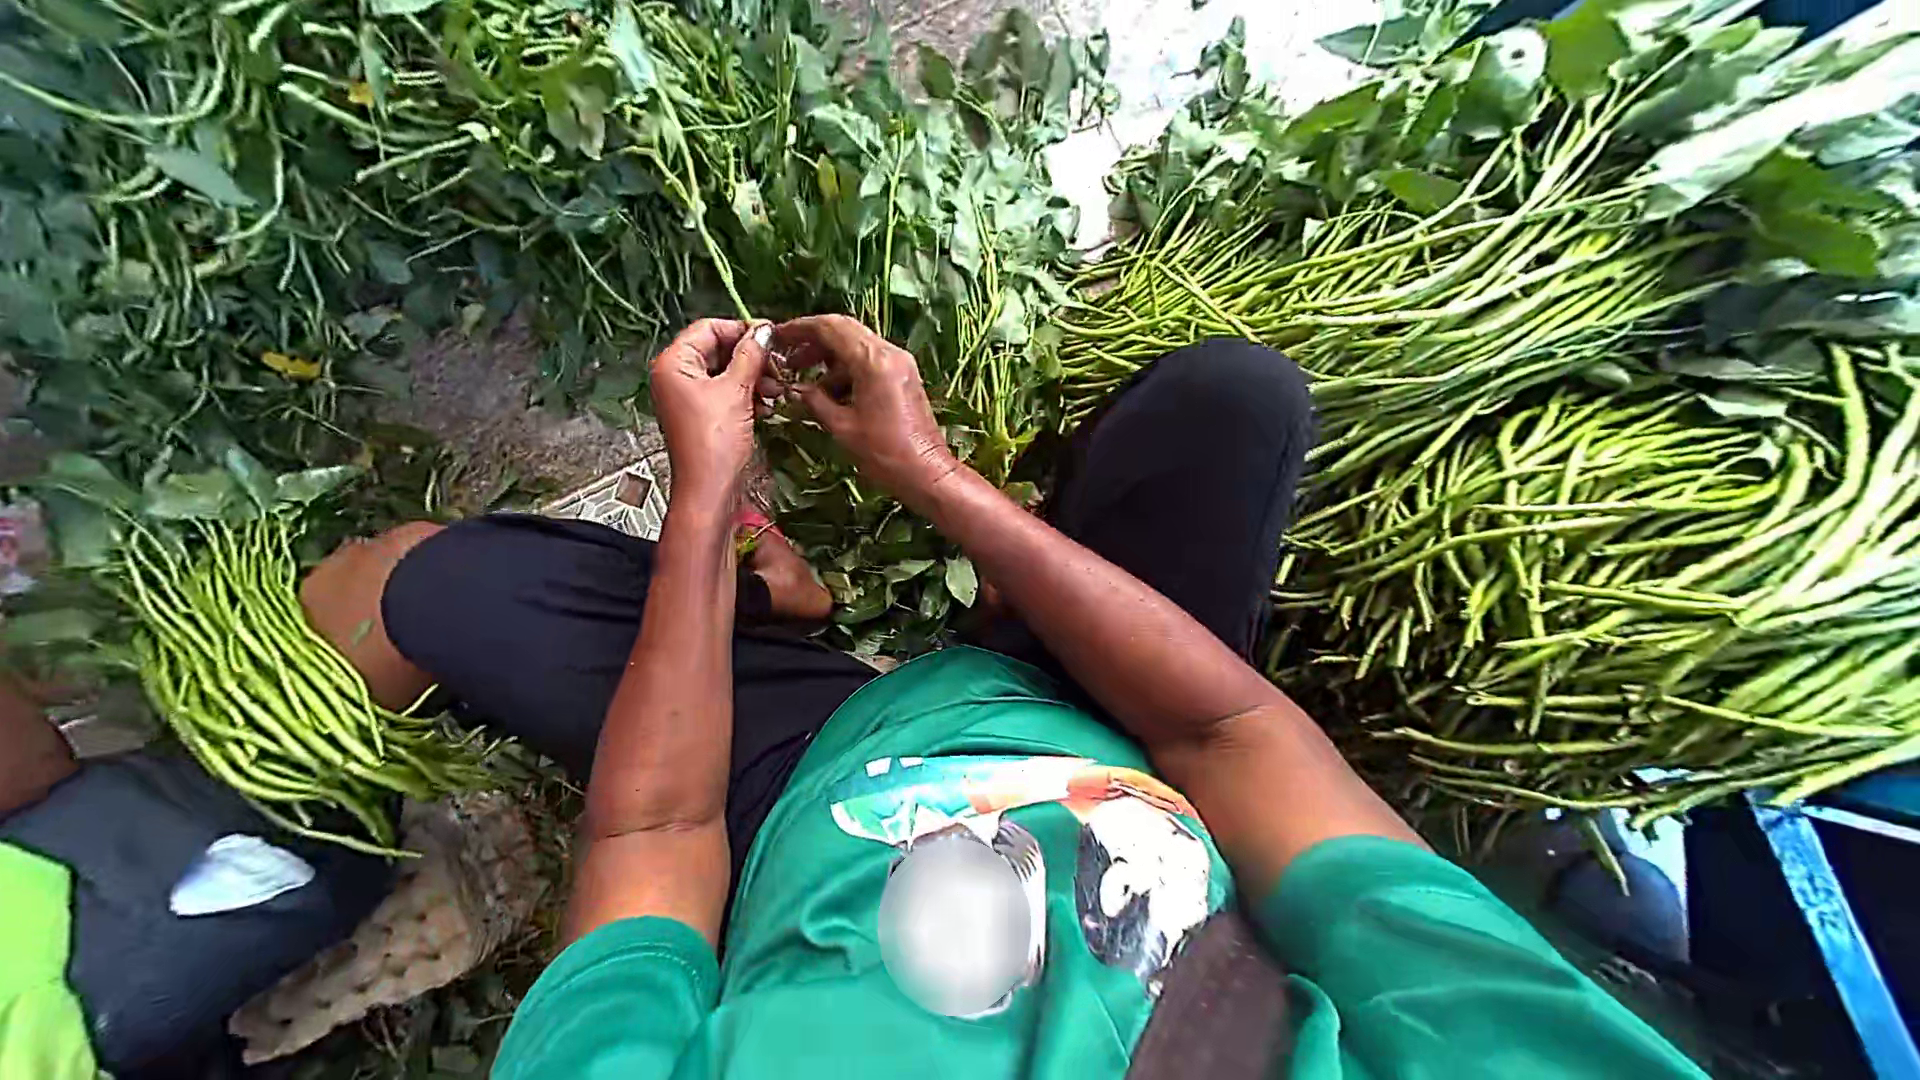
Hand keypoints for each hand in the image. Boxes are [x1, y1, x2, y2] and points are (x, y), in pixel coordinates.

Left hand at [649, 319, 772, 508]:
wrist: (710, 488)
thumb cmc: (713, 442)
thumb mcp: (736, 392)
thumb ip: (750, 357)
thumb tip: (764, 332)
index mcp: (674, 363)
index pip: (709, 329)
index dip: (742, 329)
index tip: (771, 334)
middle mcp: (677, 376)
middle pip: (719, 350)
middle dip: (751, 358)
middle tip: (778, 365)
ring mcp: (690, 397)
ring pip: (727, 373)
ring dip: (754, 378)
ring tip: (777, 389)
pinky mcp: (704, 414)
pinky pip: (728, 394)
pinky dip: (748, 395)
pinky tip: (768, 405)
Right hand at [773, 315, 959, 501]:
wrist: (926, 472)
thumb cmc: (884, 453)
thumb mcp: (842, 426)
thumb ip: (815, 401)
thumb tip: (797, 389)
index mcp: (873, 360)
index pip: (830, 327)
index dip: (800, 329)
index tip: (779, 336)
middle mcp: (890, 353)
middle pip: (844, 331)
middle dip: (814, 342)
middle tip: (790, 358)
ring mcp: (900, 364)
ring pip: (858, 346)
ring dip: (830, 358)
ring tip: (806, 380)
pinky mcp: (904, 377)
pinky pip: (871, 361)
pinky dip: (848, 369)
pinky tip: (831, 391)